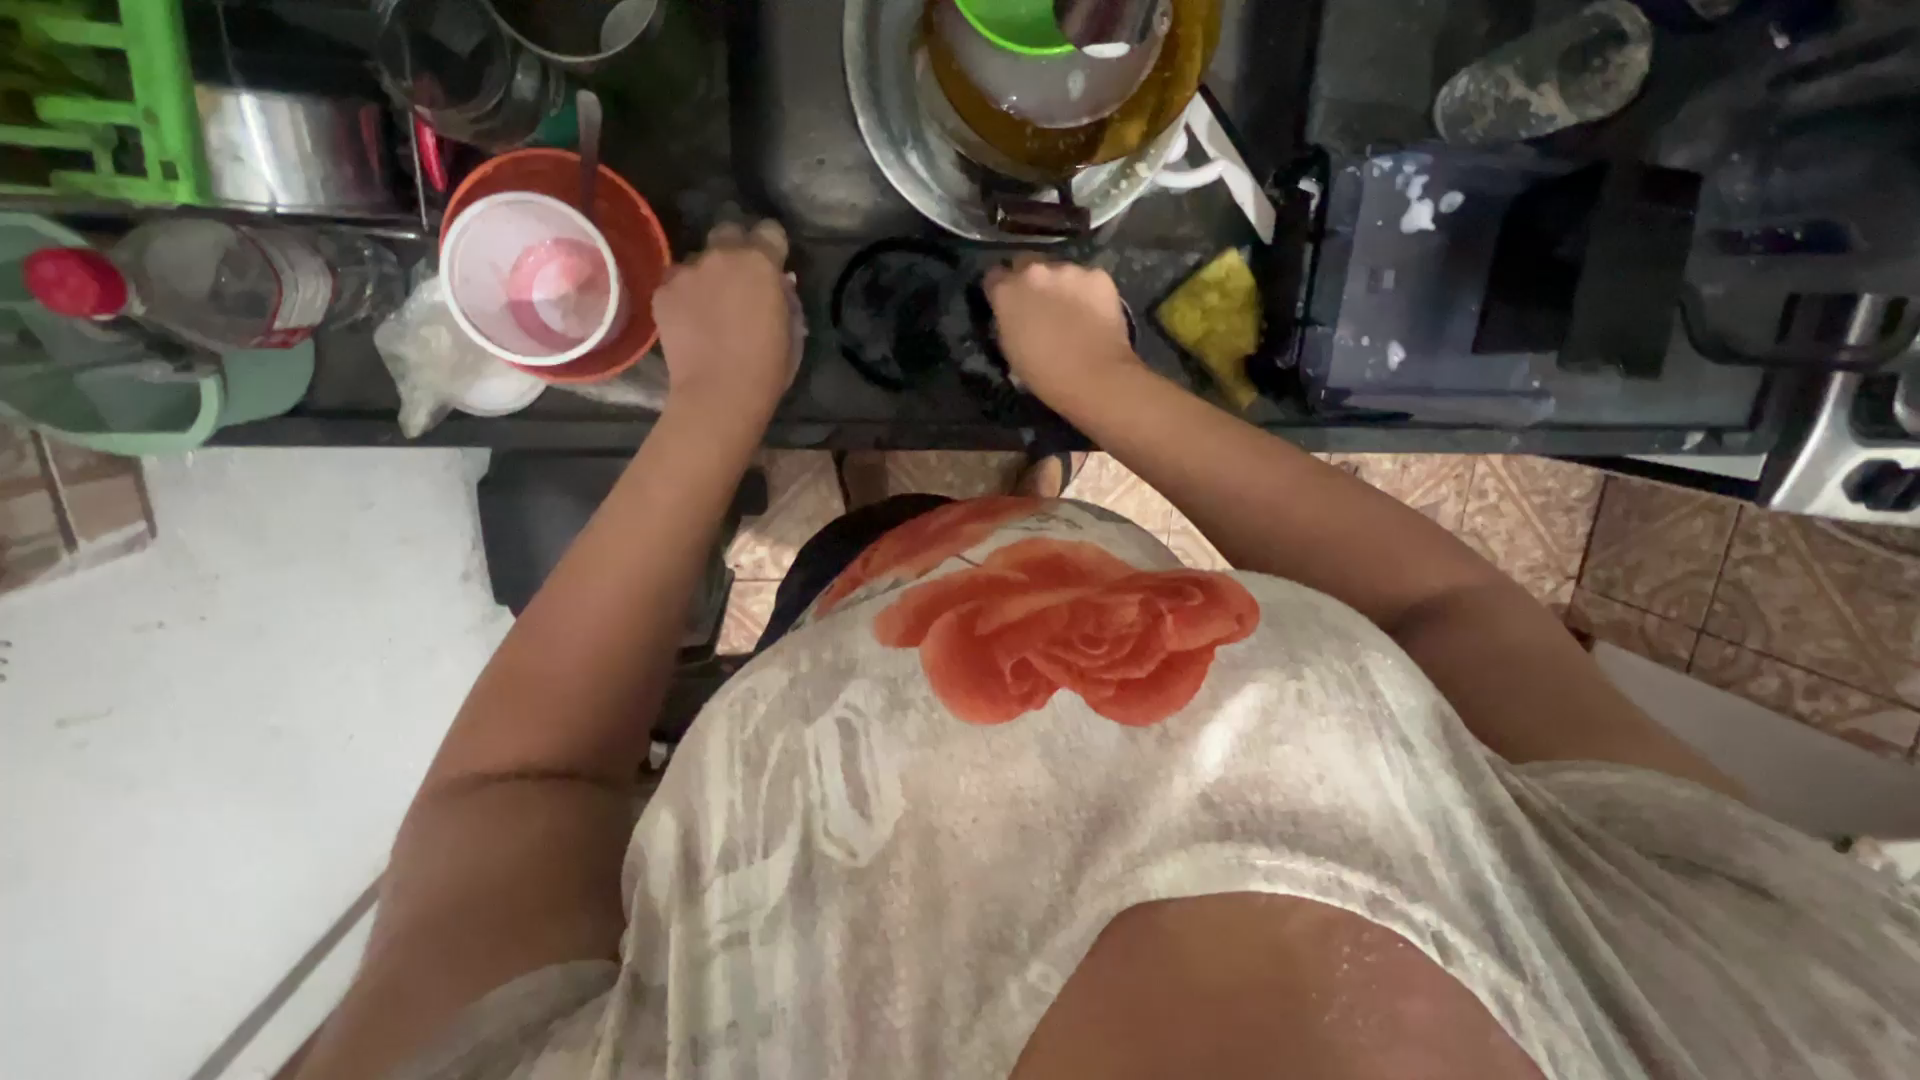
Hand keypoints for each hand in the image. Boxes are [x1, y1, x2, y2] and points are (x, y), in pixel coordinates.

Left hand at [653, 220, 799, 416]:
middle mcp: (722, 256)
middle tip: (738, 281)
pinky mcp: (662, 291)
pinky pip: (674, 282)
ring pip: (698, 260)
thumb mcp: (792, 329)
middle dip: (735, 249)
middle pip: (728, 232)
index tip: (773, 266)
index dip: (773, 248)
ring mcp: (688, 271)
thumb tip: (777, 286)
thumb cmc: (767, 368)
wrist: (720, 393)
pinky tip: (688, 320)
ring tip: (708, 306)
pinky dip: (682, 295)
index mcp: (761, 262)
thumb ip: (784, 298)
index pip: (770, 231)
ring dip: (706, 275)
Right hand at [983, 258, 1138, 403]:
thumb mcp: (1010, 349)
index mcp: (1006, 292)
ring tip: (1073, 311)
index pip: (994, 276)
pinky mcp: (1098, 276)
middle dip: (1030, 280)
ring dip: (1062, 285)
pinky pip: (1089, 279)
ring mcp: (1069, 270)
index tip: (1008, 303)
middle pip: (1026, 263)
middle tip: (1041, 304)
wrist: (1094, 375)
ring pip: (1061, 271)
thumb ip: (1008, 321)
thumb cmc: (1044, 374)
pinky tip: (1095, 313)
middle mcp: (1034, 271)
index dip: (1001, 290)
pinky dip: (1089, 292)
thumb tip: (1014, 315)